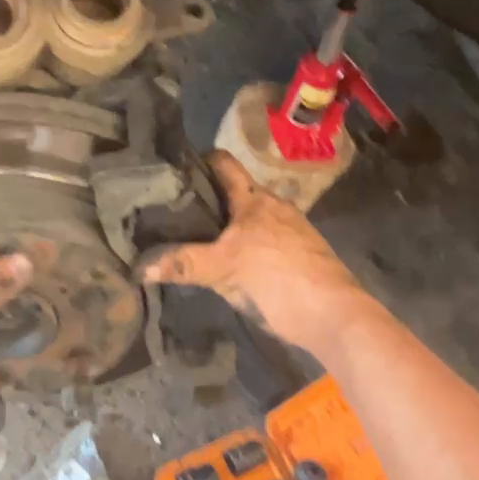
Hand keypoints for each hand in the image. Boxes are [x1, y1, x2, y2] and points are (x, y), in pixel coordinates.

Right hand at [140, 151, 366, 346]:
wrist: (339, 318)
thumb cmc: (278, 280)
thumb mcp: (223, 272)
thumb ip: (184, 265)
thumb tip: (139, 266)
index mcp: (255, 199)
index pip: (224, 164)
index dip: (200, 160)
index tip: (175, 169)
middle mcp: (276, 206)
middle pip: (238, 192)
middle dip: (212, 199)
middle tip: (179, 211)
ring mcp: (295, 231)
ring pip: (254, 218)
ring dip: (232, 225)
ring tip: (204, 239)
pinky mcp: (306, 255)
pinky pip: (269, 240)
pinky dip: (251, 245)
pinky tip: (239, 266)